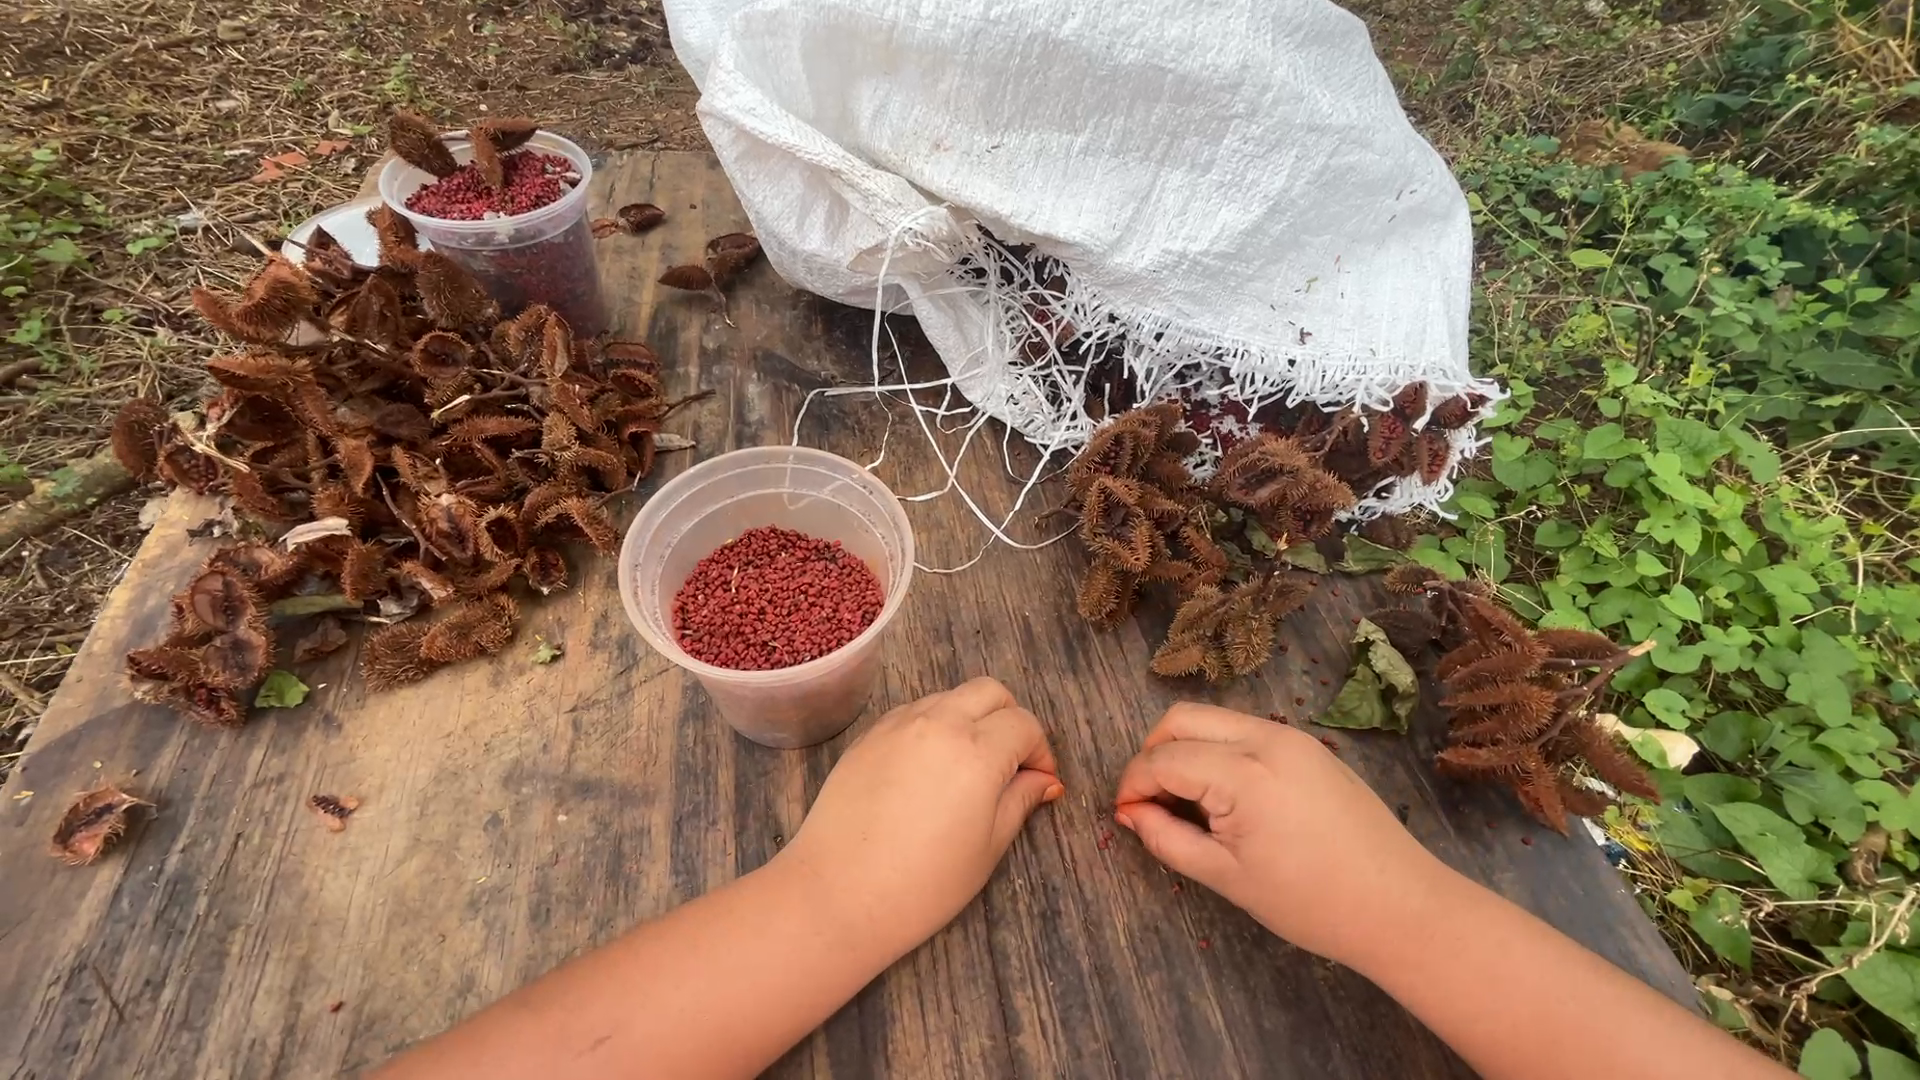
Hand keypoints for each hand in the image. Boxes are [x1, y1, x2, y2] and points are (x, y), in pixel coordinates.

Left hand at [778, 677, 1062, 957]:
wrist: (836, 893)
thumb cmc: (923, 884)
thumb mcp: (987, 848)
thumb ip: (1020, 801)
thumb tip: (1044, 779)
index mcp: (977, 750)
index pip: (1023, 724)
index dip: (1040, 750)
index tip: (1039, 780)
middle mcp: (940, 722)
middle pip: (990, 692)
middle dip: (1010, 719)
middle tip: (1010, 762)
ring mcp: (900, 723)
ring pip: (950, 696)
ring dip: (970, 718)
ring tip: (966, 766)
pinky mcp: (870, 733)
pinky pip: (914, 711)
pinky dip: (934, 725)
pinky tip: (928, 767)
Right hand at [1112, 703, 1447, 967]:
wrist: (1402, 907)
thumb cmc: (1311, 903)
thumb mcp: (1226, 877)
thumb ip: (1166, 838)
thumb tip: (1130, 813)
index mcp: (1243, 773)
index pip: (1163, 759)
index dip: (1133, 784)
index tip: (1123, 814)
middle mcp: (1264, 738)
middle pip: (1180, 719)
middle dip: (1152, 753)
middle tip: (1149, 800)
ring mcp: (1289, 735)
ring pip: (1210, 718)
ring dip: (1183, 747)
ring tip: (1184, 798)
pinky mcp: (1306, 743)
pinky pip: (1241, 729)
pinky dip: (1215, 749)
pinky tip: (1223, 794)